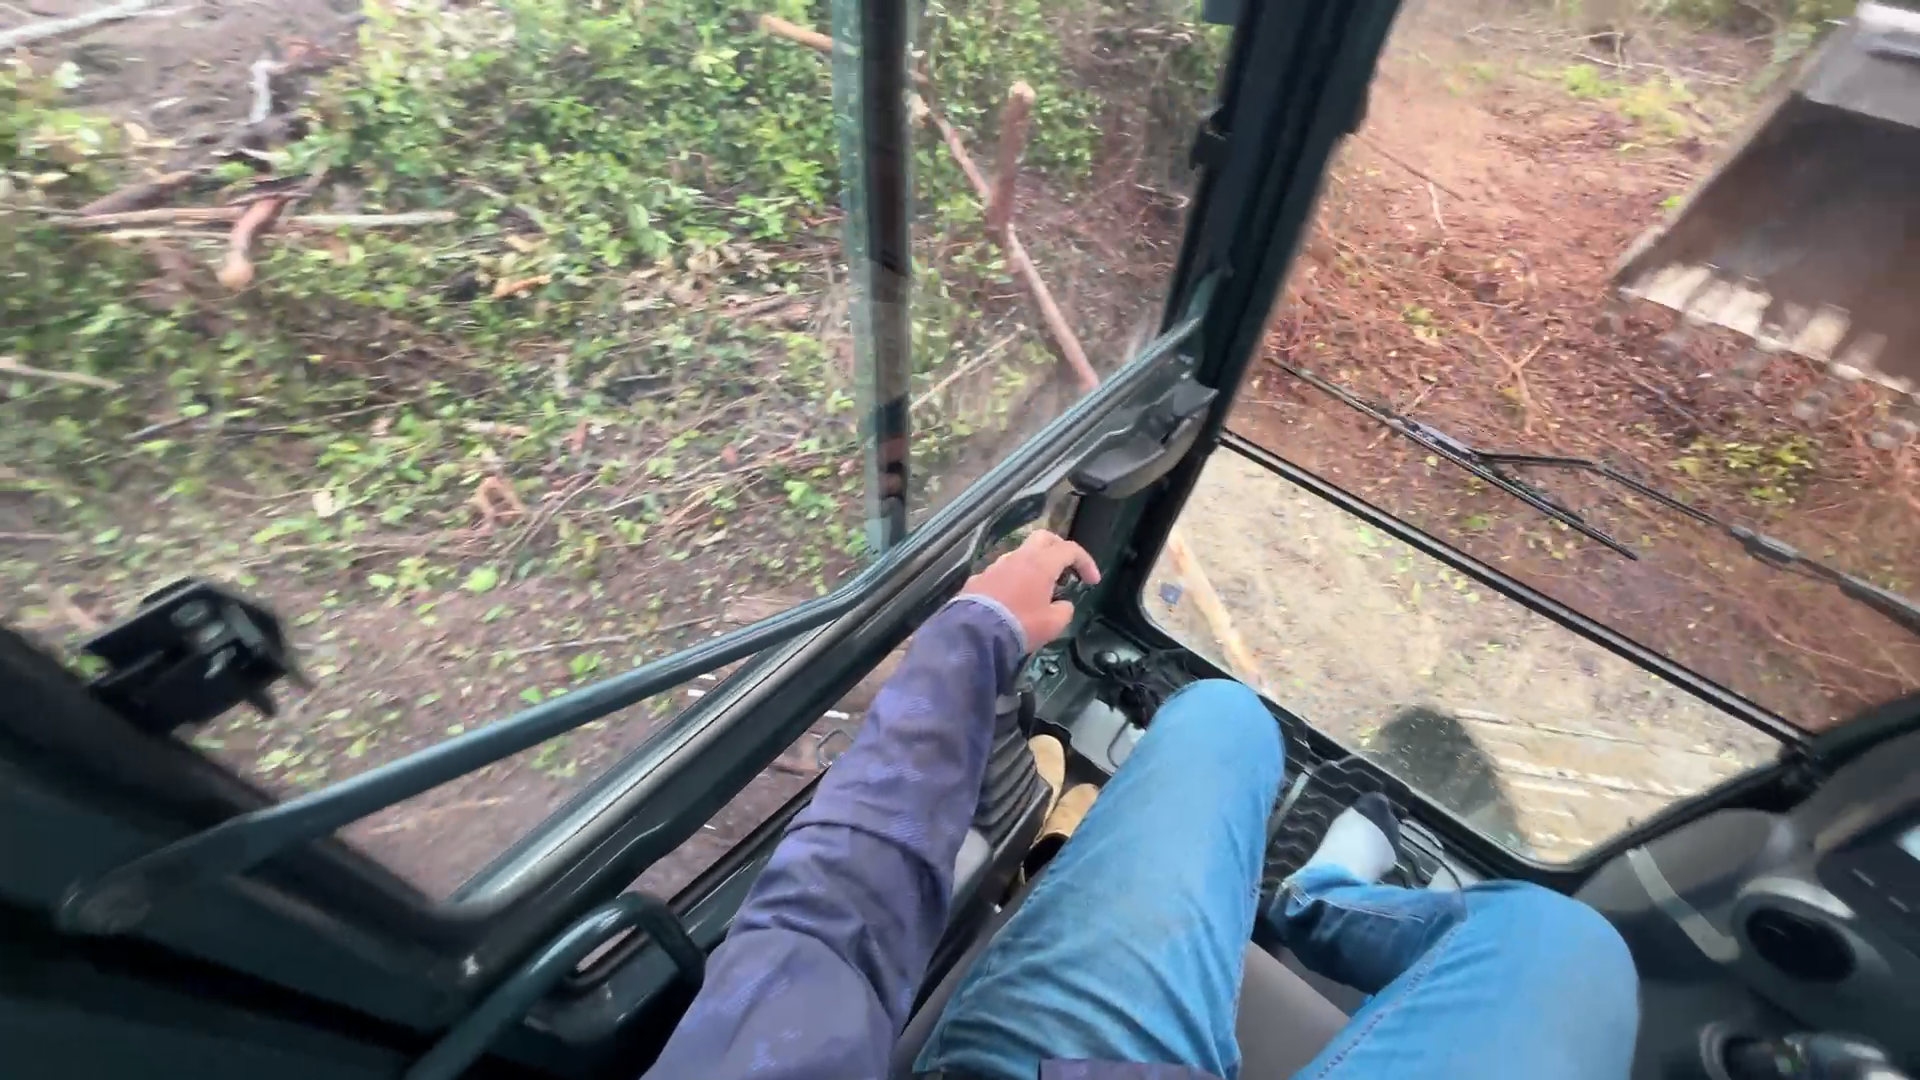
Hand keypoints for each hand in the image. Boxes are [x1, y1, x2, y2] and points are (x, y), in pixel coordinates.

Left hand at [961, 530, 1100, 648]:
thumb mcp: (1053, 624)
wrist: (976, 633)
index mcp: (1041, 563)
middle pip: (1043, 538)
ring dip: (1033, 566)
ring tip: (1038, 589)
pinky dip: (1012, 580)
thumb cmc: (1021, 625)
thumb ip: (1064, 610)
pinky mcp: (978, 578)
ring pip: (1019, 555)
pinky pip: (1000, 572)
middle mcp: (1018, 557)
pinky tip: (1012, 599)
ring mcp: (995, 565)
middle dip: (1058, 549)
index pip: (1070, 550)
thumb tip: (1062, 604)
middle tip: (1066, 567)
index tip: (1092, 581)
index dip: (1086, 562)